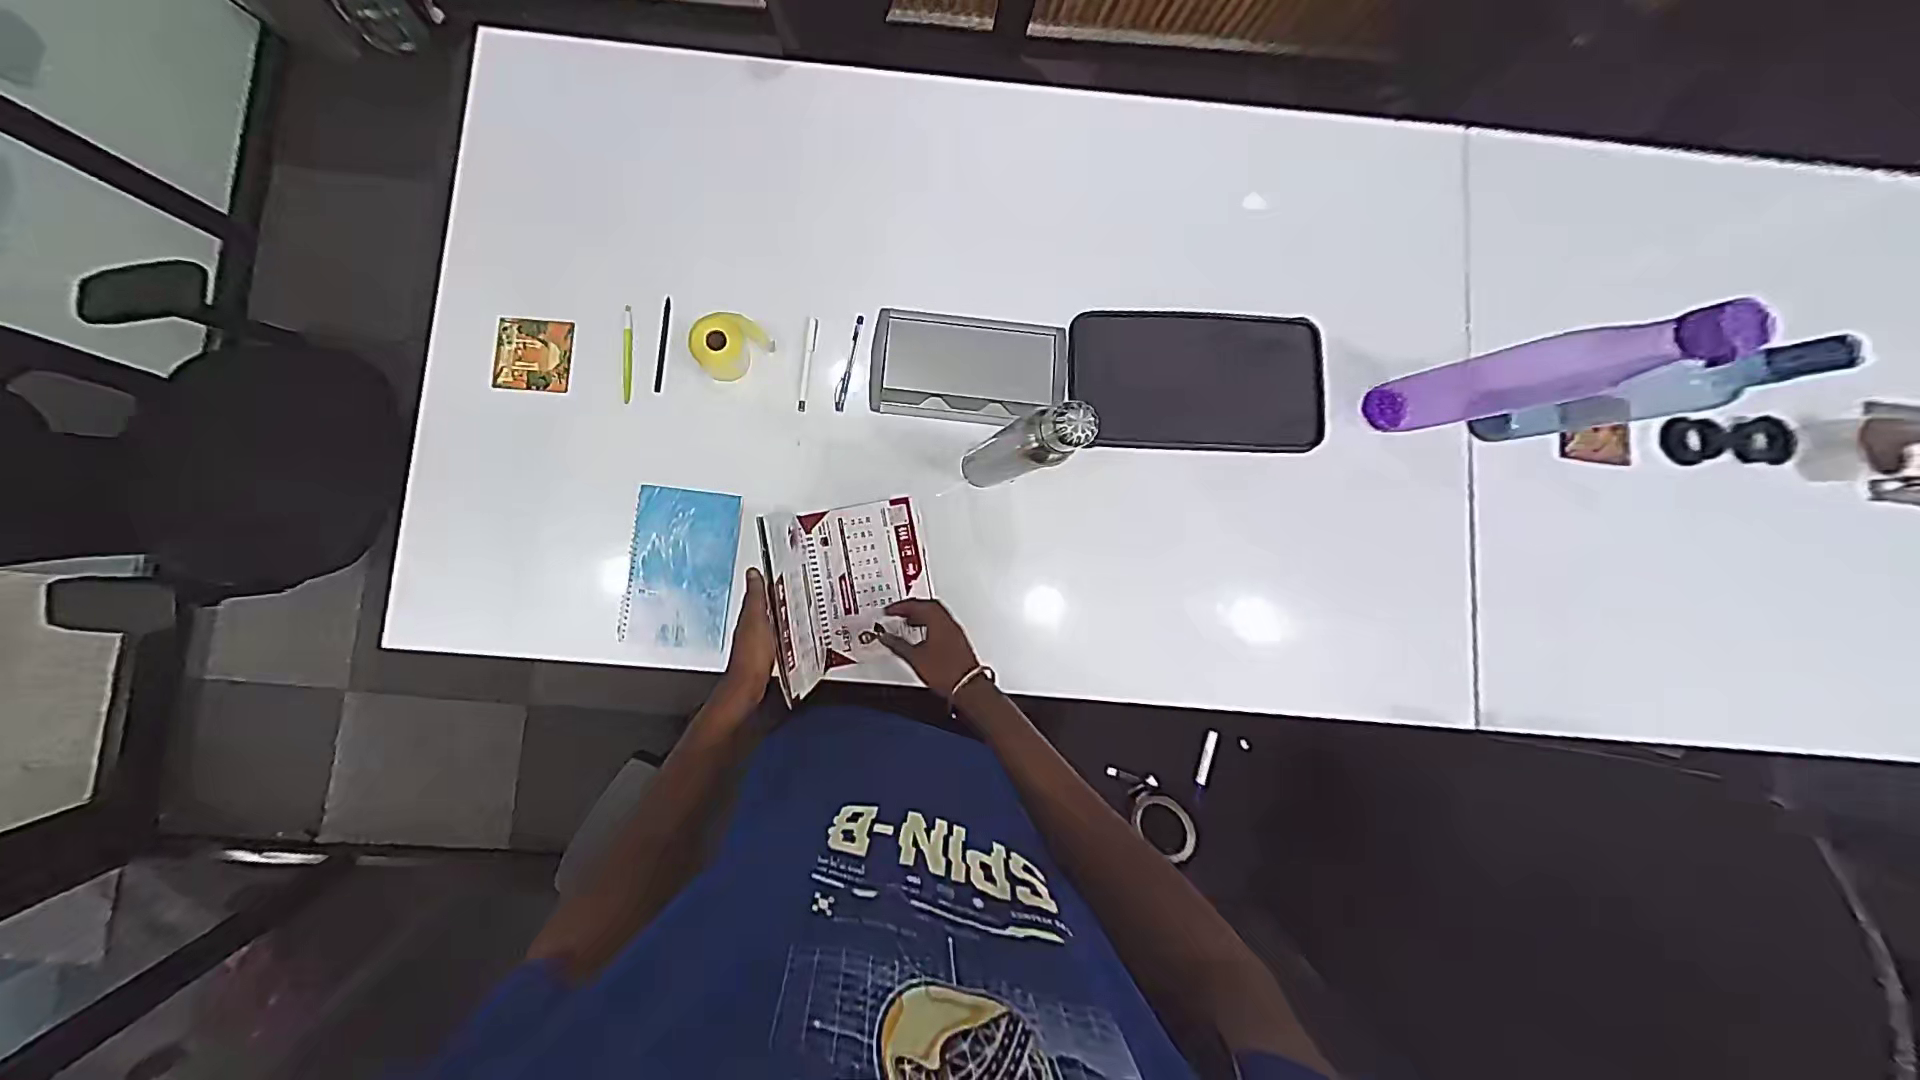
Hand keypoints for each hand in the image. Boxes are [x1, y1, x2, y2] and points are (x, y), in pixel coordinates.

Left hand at [722, 567, 775, 701]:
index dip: (766, 581)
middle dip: (774, 595)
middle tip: (788, 584)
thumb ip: (755, 597)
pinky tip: (788, 629)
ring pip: (769, 618)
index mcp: (748, 614)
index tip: (777, 570)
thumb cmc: (752, 654)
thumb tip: (752, 572)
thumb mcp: (757, 619)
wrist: (749, 684)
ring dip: (778, 611)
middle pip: (763, 605)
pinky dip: (780, 627)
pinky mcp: (764, 650)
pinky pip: (774, 632)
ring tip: (792, 604)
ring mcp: (756, 639)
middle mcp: (750, 625)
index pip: (756, 591)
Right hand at [876, 599, 982, 699]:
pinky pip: (941, 624)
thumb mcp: (915, 658)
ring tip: (907, 621)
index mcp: (938, 621)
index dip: (900, 606)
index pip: (917, 605)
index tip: (890, 610)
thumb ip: (898, 645)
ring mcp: (955, 631)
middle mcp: (948, 623)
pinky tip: (921, 635)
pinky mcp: (957, 640)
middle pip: (928, 606)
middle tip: (898, 611)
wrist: (966, 686)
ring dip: (920, 615)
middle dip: (911, 607)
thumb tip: (886, 638)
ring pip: (936, 614)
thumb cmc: (946, 672)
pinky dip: (929, 624)